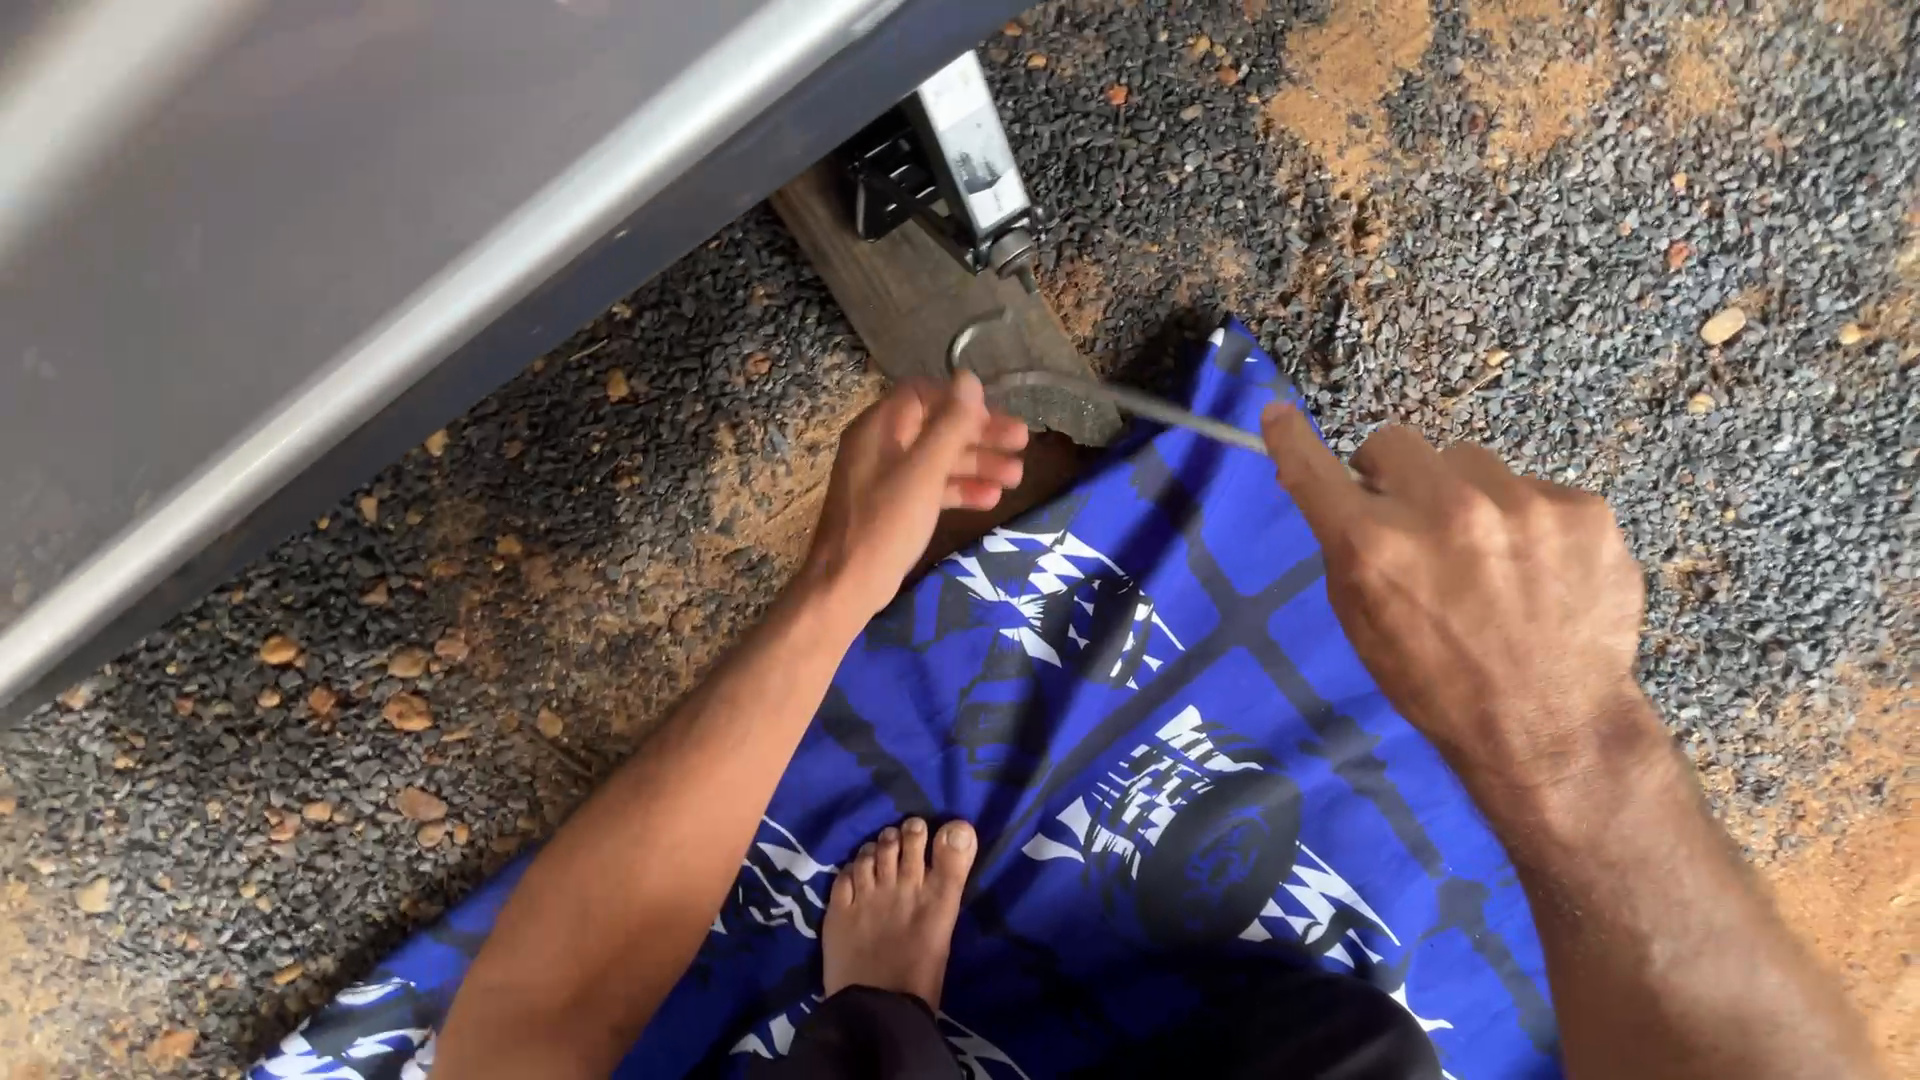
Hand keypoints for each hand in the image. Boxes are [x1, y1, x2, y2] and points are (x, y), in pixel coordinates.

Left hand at [802, 373, 1028, 616]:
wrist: (847, 584)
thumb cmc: (885, 523)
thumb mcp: (924, 471)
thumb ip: (950, 425)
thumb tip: (969, 378)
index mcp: (879, 428)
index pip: (924, 394)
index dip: (962, 402)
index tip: (996, 417)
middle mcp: (881, 446)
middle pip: (936, 426)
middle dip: (980, 435)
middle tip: (1023, 443)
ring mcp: (886, 478)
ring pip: (938, 460)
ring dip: (977, 464)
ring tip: (1017, 476)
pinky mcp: (894, 506)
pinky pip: (931, 487)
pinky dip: (959, 490)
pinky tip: (991, 500)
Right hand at [1260, 405, 1656, 795]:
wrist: (1547, 726)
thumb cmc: (1429, 680)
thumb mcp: (1359, 617)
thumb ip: (1344, 546)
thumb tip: (1335, 491)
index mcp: (1372, 545)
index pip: (1314, 469)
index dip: (1289, 437)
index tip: (1276, 412)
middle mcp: (1440, 509)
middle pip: (1394, 441)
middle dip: (1393, 474)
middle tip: (1408, 516)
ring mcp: (1518, 504)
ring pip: (1467, 460)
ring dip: (1461, 493)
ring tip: (1484, 552)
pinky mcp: (1581, 509)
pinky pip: (1529, 488)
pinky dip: (1521, 519)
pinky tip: (1536, 568)